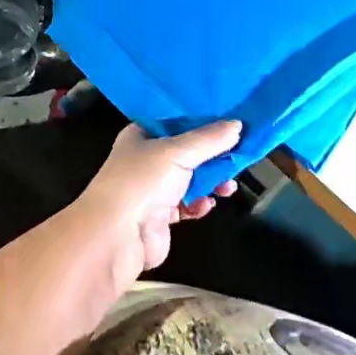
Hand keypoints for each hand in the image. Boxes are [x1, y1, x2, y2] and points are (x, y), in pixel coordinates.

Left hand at [75, 121, 242, 276]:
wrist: (116, 236)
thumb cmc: (142, 181)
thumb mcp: (178, 151)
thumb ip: (210, 139)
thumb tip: (239, 125)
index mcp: (142, 135)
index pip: (175, 120)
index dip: (201, 119)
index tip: (229, 117)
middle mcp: (146, 159)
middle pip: (187, 151)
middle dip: (212, 154)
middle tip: (238, 154)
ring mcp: (152, 189)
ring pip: (190, 179)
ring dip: (211, 181)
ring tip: (229, 185)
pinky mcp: (160, 216)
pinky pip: (187, 205)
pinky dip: (199, 204)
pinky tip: (208, 204)